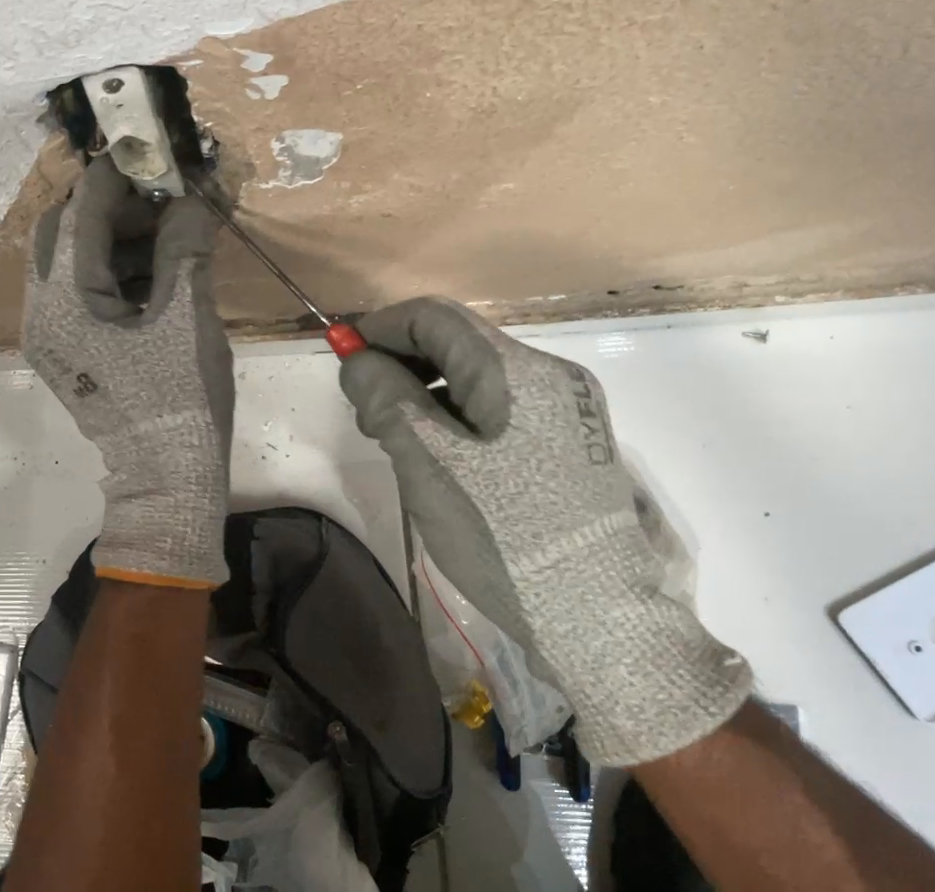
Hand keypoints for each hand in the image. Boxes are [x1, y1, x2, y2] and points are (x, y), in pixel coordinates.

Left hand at [23, 157, 232, 588]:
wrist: (167, 478)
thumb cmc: (179, 400)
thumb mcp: (186, 317)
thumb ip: (184, 247)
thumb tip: (189, 198)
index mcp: (64, 302)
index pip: (81, 216)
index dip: (114, 177)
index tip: (146, 148)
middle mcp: (41, 312)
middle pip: (60, 233)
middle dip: (108, 207)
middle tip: (160, 195)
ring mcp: (49, 333)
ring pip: (68, 261)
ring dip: (114, 237)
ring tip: (169, 228)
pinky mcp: (65, 349)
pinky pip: (78, 291)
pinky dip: (114, 270)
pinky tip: (158, 265)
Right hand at [338, 297, 750, 765]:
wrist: (595, 616)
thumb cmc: (505, 535)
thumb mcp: (431, 465)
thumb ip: (388, 400)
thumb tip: (357, 359)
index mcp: (517, 372)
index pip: (435, 317)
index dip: (379, 327)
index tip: (338, 354)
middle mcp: (549, 376)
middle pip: (457, 341)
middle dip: (399, 360)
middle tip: (362, 409)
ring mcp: (564, 409)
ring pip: (474, 375)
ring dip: (422, 388)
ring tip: (391, 436)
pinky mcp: (565, 441)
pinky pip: (495, 406)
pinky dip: (452, 413)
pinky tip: (431, 451)